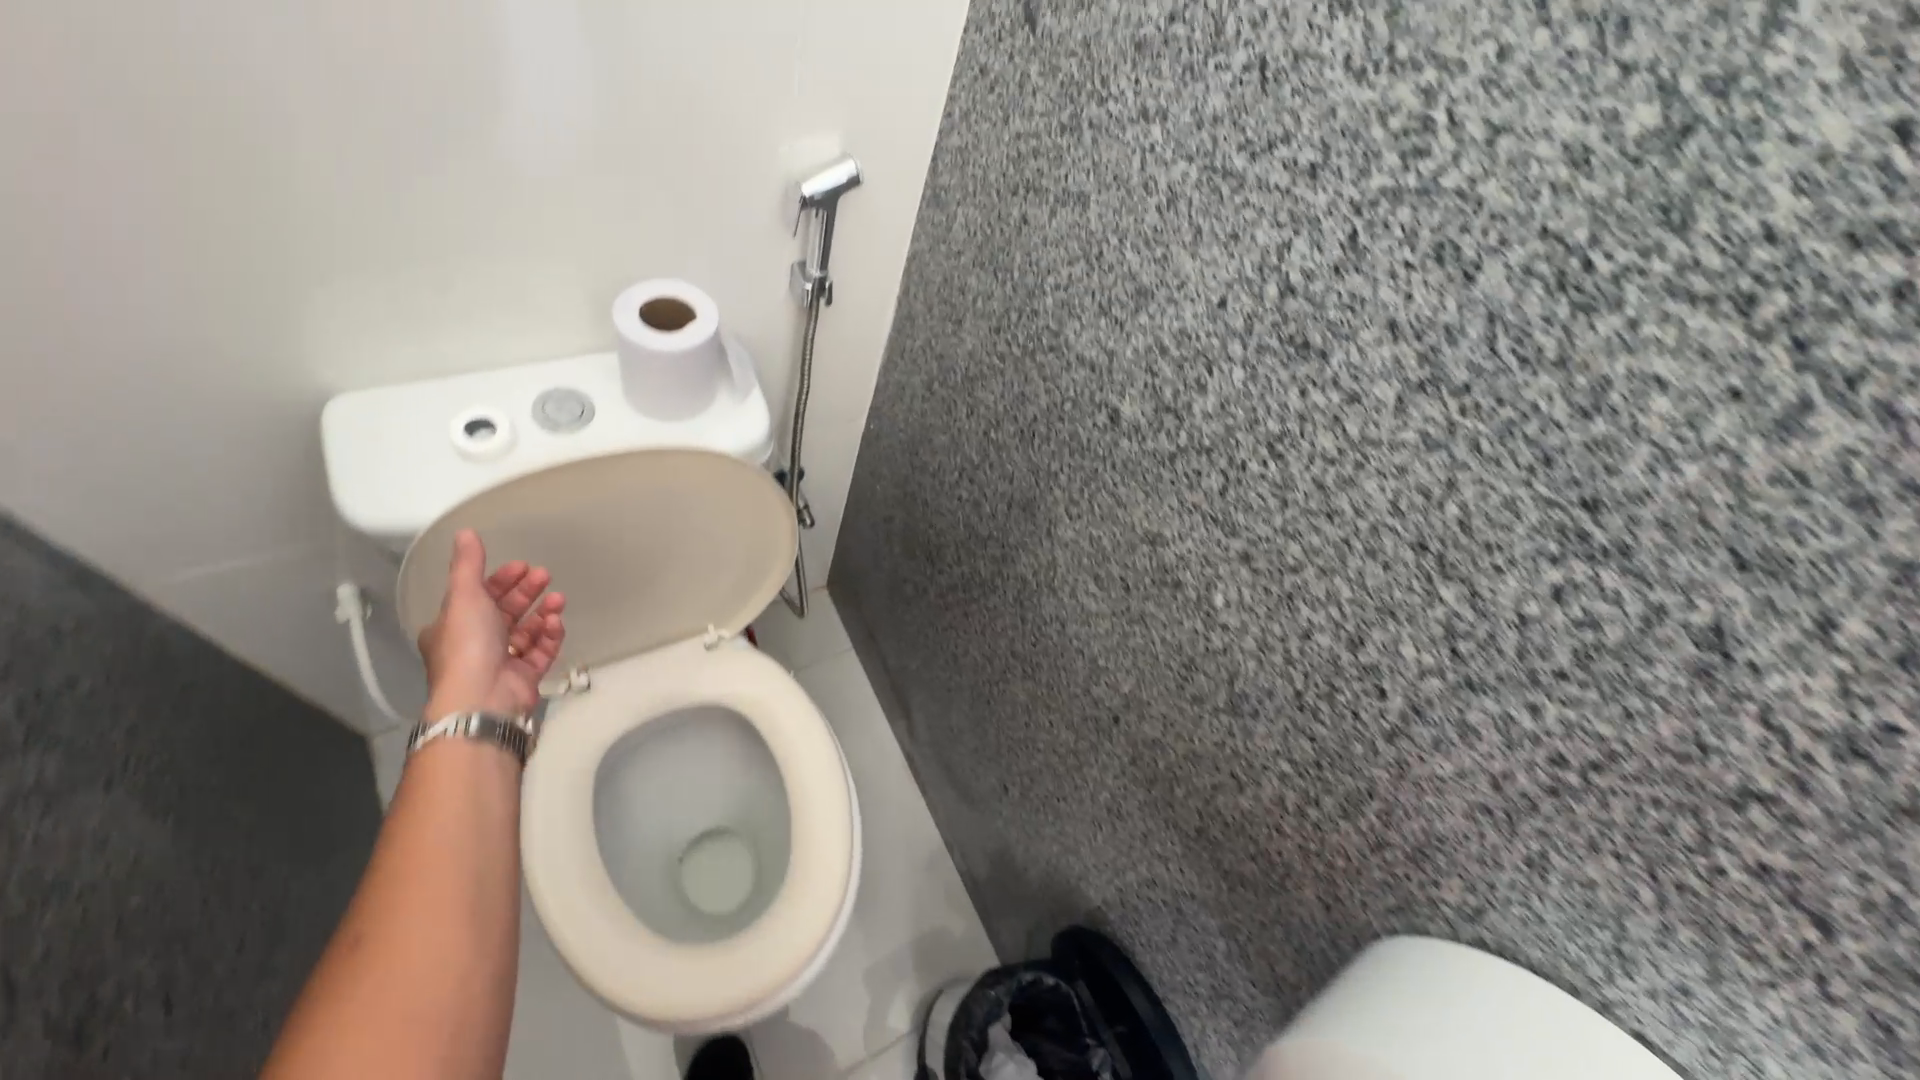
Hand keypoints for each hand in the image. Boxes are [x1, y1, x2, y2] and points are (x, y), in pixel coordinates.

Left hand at [417, 529, 566, 716]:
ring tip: (557, 599)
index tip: (522, 566)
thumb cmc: (468, 645)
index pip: (479, 596)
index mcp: (453, 626)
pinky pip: (541, 651)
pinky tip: (555, 623)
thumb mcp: (464, 597)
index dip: (501, 579)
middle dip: (526, 593)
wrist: (482, 697)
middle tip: (545, 576)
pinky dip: (549, 636)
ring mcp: (502, 661)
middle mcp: (476, 644)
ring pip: (526, 631)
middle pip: (506, 612)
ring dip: (542, 612)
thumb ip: (468, 565)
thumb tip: (465, 532)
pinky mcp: (525, 676)